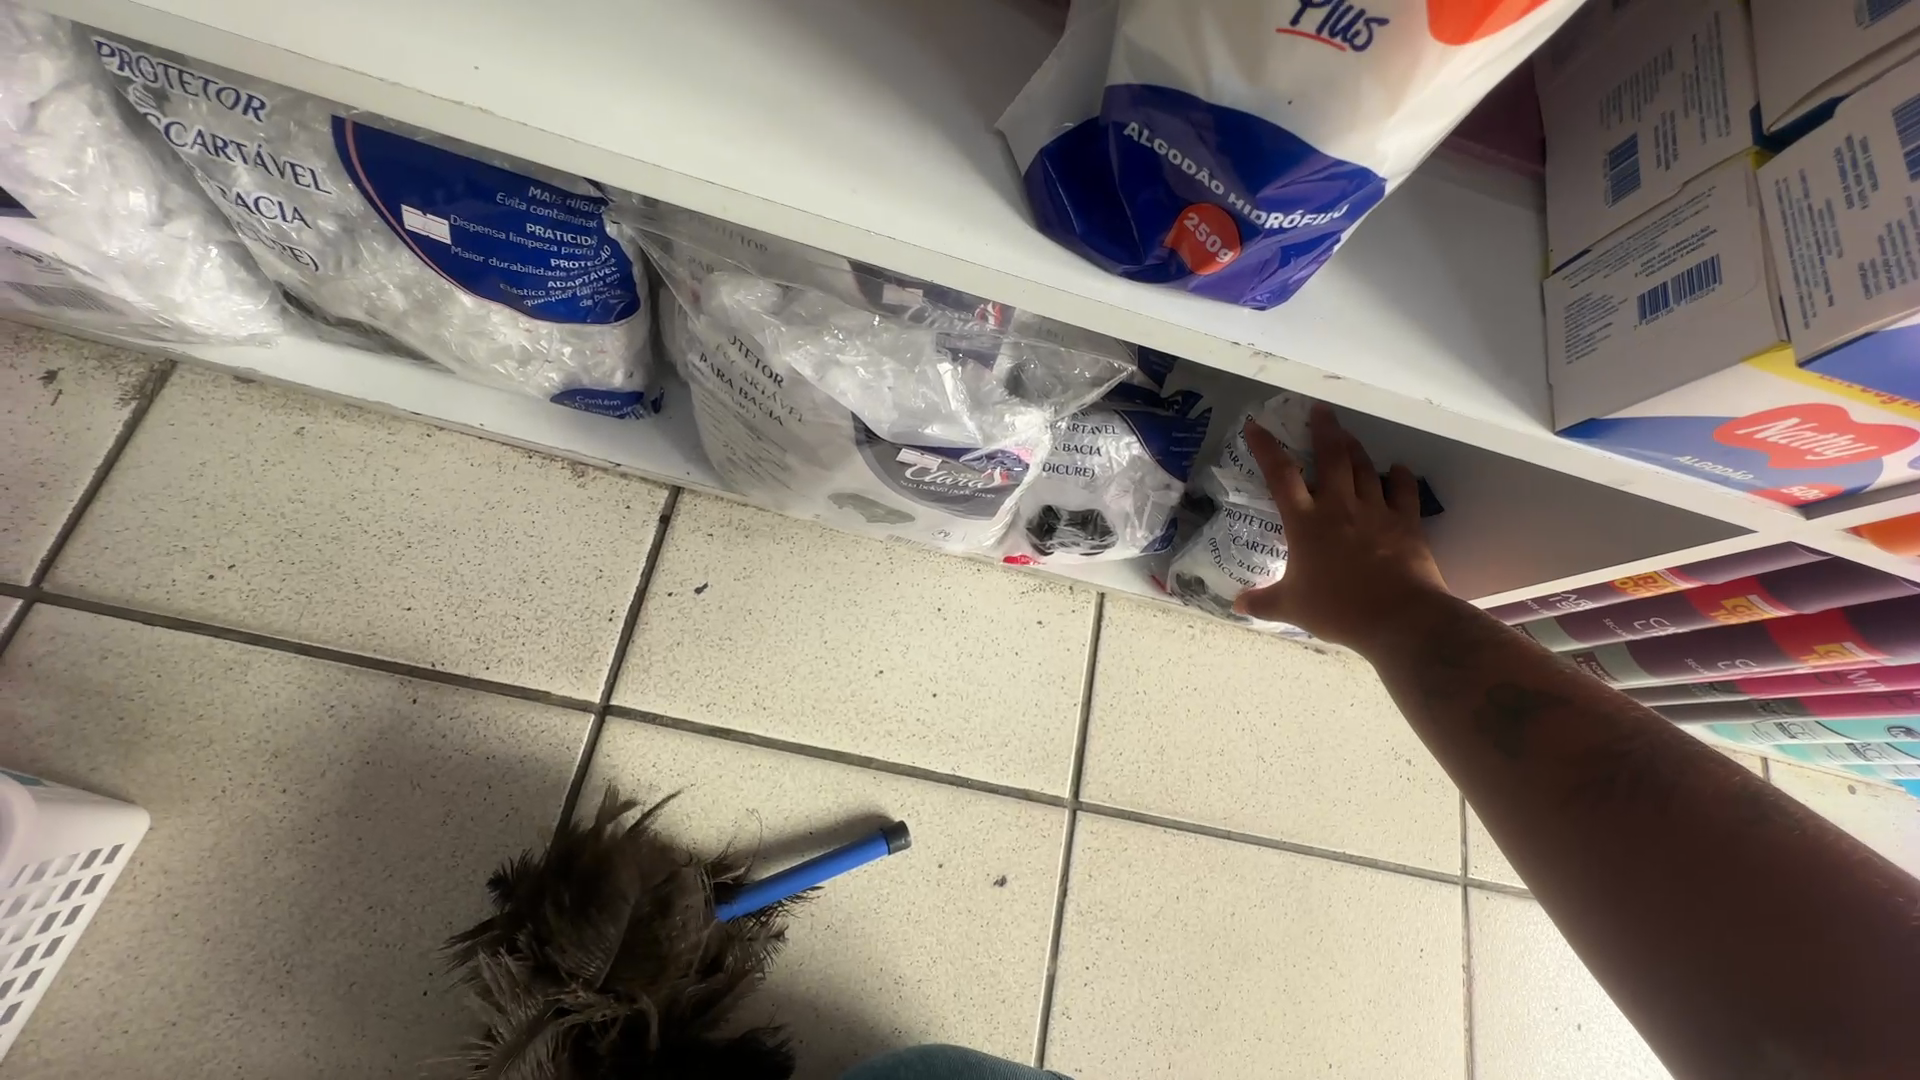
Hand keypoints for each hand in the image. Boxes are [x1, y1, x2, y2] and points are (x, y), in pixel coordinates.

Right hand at [1233, 404, 1449, 652]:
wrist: (1400, 618)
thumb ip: (1262, 602)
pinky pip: (1403, 489)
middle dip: (1324, 429)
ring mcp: (1376, 511)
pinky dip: (1399, 475)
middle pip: (1331, 456)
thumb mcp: (1290, 608)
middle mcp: (1339, 506)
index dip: (1266, 447)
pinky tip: (1396, 468)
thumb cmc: (1337, 609)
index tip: (1255, 426)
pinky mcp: (1406, 522)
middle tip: (1320, 411)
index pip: (1280, 475)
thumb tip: (1236, 604)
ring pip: (1365, 467)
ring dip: (1355, 448)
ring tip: (1347, 436)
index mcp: (1305, 522)